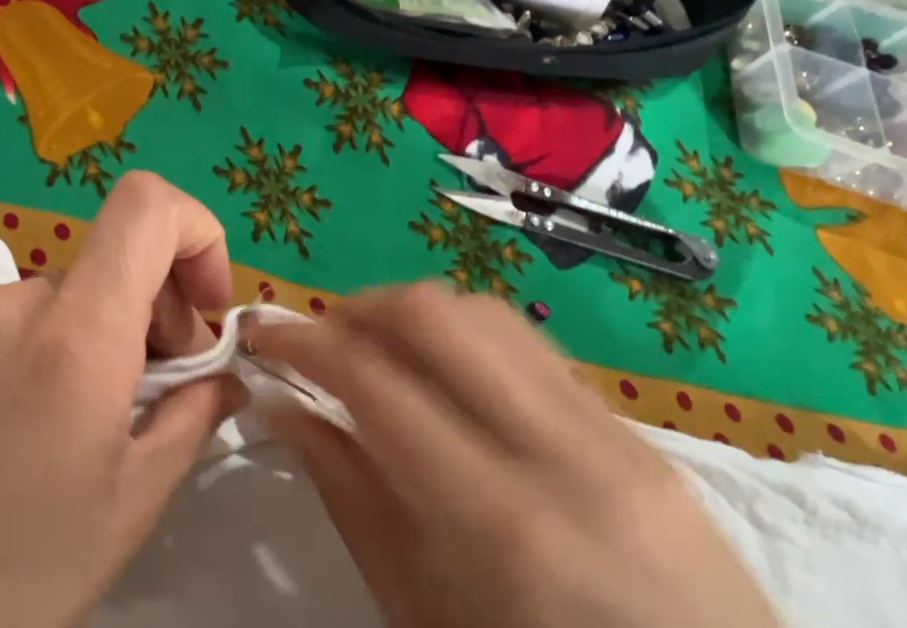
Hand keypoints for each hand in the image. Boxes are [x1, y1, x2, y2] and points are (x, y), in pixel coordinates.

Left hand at [0, 172, 245, 627]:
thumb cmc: (25, 557)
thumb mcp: (133, 500)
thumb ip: (192, 416)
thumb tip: (222, 375)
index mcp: (77, 334)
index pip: (146, 208)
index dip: (197, 233)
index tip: (205, 306)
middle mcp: (19, 301)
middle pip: (112, 262)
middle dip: (157, 311)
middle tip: (160, 390)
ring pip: (68, 295)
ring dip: (101, 334)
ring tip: (92, 415)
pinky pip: (18, 315)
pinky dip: (51, 343)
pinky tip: (36, 415)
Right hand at [254, 283, 781, 627]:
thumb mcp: (423, 613)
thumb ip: (350, 499)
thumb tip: (284, 408)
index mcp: (501, 523)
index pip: (375, 379)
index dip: (302, 342)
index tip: (261, 337)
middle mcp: (567, 456)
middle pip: (437, 315)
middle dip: (356, 308)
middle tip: (316, 340)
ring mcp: (618, 438)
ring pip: (488, 314)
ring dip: (412, 316)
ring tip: (374, 352)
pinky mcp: (645, 437)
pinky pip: (535, 351)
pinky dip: (466, 342)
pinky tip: (444, 382)